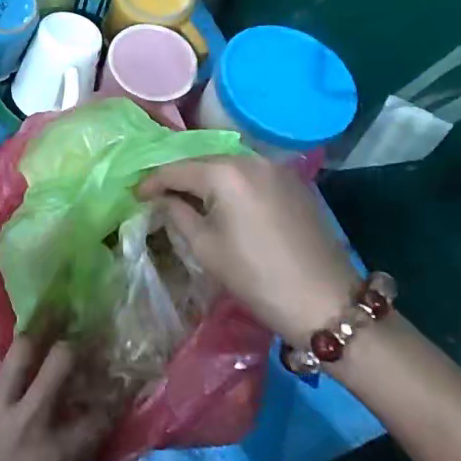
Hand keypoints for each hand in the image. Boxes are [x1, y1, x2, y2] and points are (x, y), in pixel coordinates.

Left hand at [0, 296, 136, 460]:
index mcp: (59, 458)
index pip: (96, 420)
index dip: (110, 407)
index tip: (118, 392)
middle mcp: (30, 422)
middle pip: (62, 368)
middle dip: (77, 350)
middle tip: (86, 334)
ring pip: (22, 354)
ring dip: (39, 330)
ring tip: (54, 305)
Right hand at [137, 154, 361, 346]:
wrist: (325, 301)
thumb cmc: (255, 276)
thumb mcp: (205, 247)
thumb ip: (176, 214)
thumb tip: (162, 199)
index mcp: (224, 173)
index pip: (176, 169)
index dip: (152, 181)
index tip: (135, 195)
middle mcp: (250, 159)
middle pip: (203, 162)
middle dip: (179, 177)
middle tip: (159, 195)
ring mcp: (276, 168)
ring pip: (228, 166)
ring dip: (206, 179)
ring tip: (188, 197)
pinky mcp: (294, 182)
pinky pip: (251, 174)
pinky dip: (232, 183)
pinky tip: (224, 202)